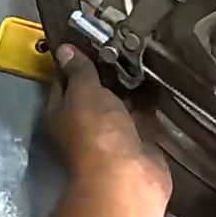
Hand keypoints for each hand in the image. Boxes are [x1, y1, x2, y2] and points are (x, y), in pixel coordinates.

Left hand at [44, 45, 171, 203]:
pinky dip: (146, 105)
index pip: (61, 81)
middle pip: (91, 94)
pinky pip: (139, 118)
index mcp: (59, 113)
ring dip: (127, 89)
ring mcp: (109, 136)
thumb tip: (63, 49)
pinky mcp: (136, 144)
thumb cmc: (96, 130)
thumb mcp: (84, 92)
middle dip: (103, 74)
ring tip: (139, 58)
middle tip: (120, 44)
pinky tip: (156, 84)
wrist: (127, 177)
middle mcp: (81, 125)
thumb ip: (78, 70)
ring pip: (116, 106)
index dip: (72, 61)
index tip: (87, 39)